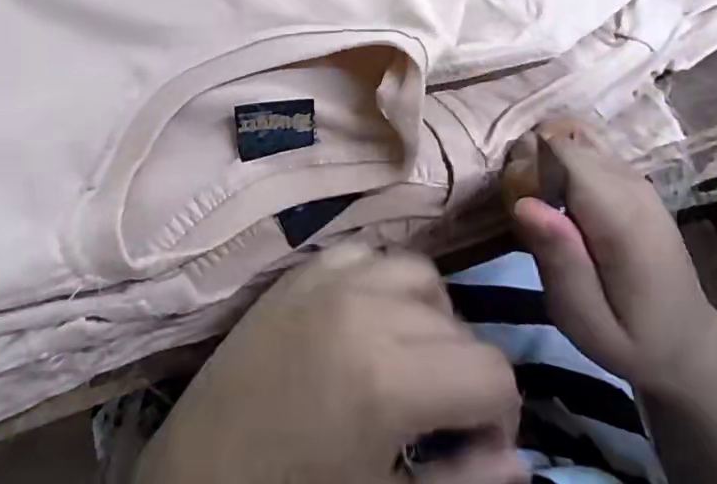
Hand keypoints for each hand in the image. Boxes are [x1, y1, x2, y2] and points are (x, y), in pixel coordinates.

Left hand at [135, 246, 526, 483]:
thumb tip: (519, 464)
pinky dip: (380, 281)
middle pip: (459, 324)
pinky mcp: (297, 273)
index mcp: (390, 379)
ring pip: (418, 274)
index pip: (492, 373)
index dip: (501, 418)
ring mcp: (327, 281)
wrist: (197, 475)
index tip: (475, 447)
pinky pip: (363, 254)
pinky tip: (366, 318)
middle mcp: (365, 310)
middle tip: (440, 415)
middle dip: (464, 374)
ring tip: (408, 357)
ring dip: (430, 315)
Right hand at [506, 121, 716, 396]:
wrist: (688, 344)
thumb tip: (523, 203)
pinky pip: (587, 148)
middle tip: (523, 209)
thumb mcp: (586, 319)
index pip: (560, 150)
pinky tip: (560, 201)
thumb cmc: (631, 339)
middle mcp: (630, 182)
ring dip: (546, 159)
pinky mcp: (633, 179)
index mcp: (620, 213)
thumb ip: (558, 260)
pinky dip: (563, 161)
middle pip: (563, 138)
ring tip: (540, 203)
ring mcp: (636, 176)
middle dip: (531, 161)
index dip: (526, 164)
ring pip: (574, 136)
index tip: (514, 201)